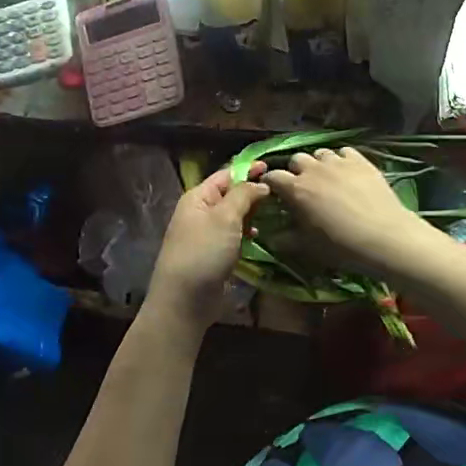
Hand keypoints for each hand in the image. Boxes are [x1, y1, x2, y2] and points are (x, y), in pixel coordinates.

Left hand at [147, 162, 269, 324]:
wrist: (185, 298)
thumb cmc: (204, 251)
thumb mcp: (225, 217)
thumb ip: (243, 195)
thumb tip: (260, 184)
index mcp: (198, 198)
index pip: (225, 175)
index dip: (247, 170)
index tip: (272, 168)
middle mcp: (200, 213)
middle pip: (229, 195)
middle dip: (252, 192)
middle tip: (280, 192)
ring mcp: (205, 235)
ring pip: (232, 217)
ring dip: (250, 214)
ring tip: (274, 212)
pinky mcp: (213, 254)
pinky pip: (232, 236)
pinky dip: (245, 233)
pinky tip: (258, 236)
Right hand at [263, 147, 440, 275]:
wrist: (383, 237)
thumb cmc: (339, 244)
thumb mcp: (306, 246)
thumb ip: (284, 239)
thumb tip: (271, 237)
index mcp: (296, 189)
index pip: (273, 177)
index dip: (270, 183)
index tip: (273, 193)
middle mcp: (313, 169)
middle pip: (296, 159)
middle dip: (295, 170)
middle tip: (302, 186)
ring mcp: (338, 162)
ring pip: (320, 153)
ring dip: (318, 163)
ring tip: (325, 177)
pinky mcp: (361, 161)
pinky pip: (345, 151)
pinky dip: (341, 159)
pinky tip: (346, 172)